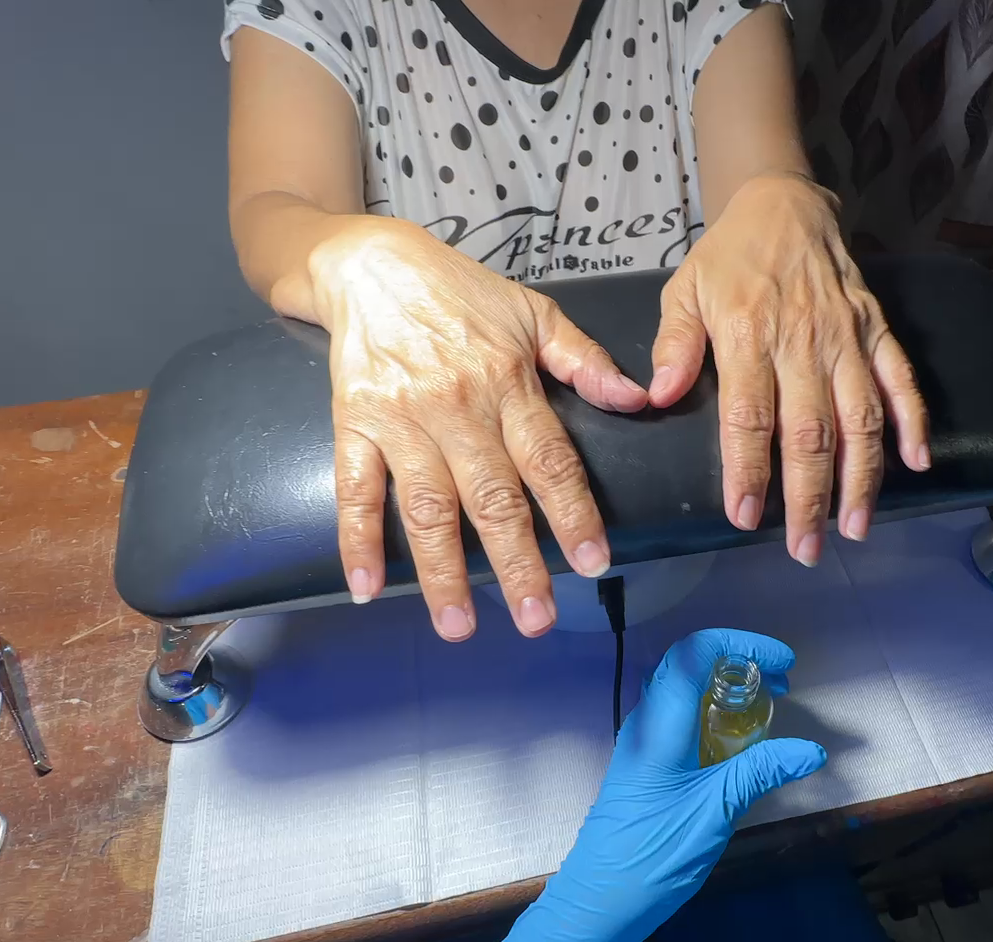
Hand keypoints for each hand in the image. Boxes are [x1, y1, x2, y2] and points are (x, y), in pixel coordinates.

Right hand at [309, 219, 648, 640]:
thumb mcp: (534, 313)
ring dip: (443, 571)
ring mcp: (402, 423)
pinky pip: (354, 489)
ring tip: (459, 625)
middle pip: (492, 499)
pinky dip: (356, 539)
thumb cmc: (461, 293)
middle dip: (516, 564)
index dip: (574, 515)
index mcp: (508, 387)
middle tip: (537, 619)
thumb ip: (584, 360)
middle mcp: (457, 412)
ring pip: (426, 508)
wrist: (371, 264)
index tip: (593, 563)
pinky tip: (365, 587)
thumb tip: (637, 400)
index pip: (550, 462)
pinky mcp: (354, 426)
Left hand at [464, 629, 826, 941]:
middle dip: (738, 659)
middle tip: (782, 682)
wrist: (598, 901)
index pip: (693, 652)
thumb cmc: (652, 854)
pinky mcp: (646, 761)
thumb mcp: (714, 813)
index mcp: (659, 725)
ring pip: (684, 687)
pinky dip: (715, 708)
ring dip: (727, 683)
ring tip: (769, 704)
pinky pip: (682, 714)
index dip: (740, 642)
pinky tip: (740, 738)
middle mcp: (647, 721)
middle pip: (688, 662)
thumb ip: (760, 773)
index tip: (783, 661)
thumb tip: (813, 748)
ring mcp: (643, 740)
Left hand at [651, 172, 930, 566]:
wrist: (785, 204)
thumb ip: (674, 345)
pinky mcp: (877, 329)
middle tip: (805, 548)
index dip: (748, 470)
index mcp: (748, 336)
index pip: (749, 416)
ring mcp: (847, 338)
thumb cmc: (727, 259)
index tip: (746, 517)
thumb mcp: (684, 291)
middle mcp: (803, 343)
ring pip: (860, 417)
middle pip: (809, 432)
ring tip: (856, 527)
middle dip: (808, 496)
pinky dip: (914, 420)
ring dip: (861, 477)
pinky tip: (918, 463)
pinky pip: (901, 378)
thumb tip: (658, 395)